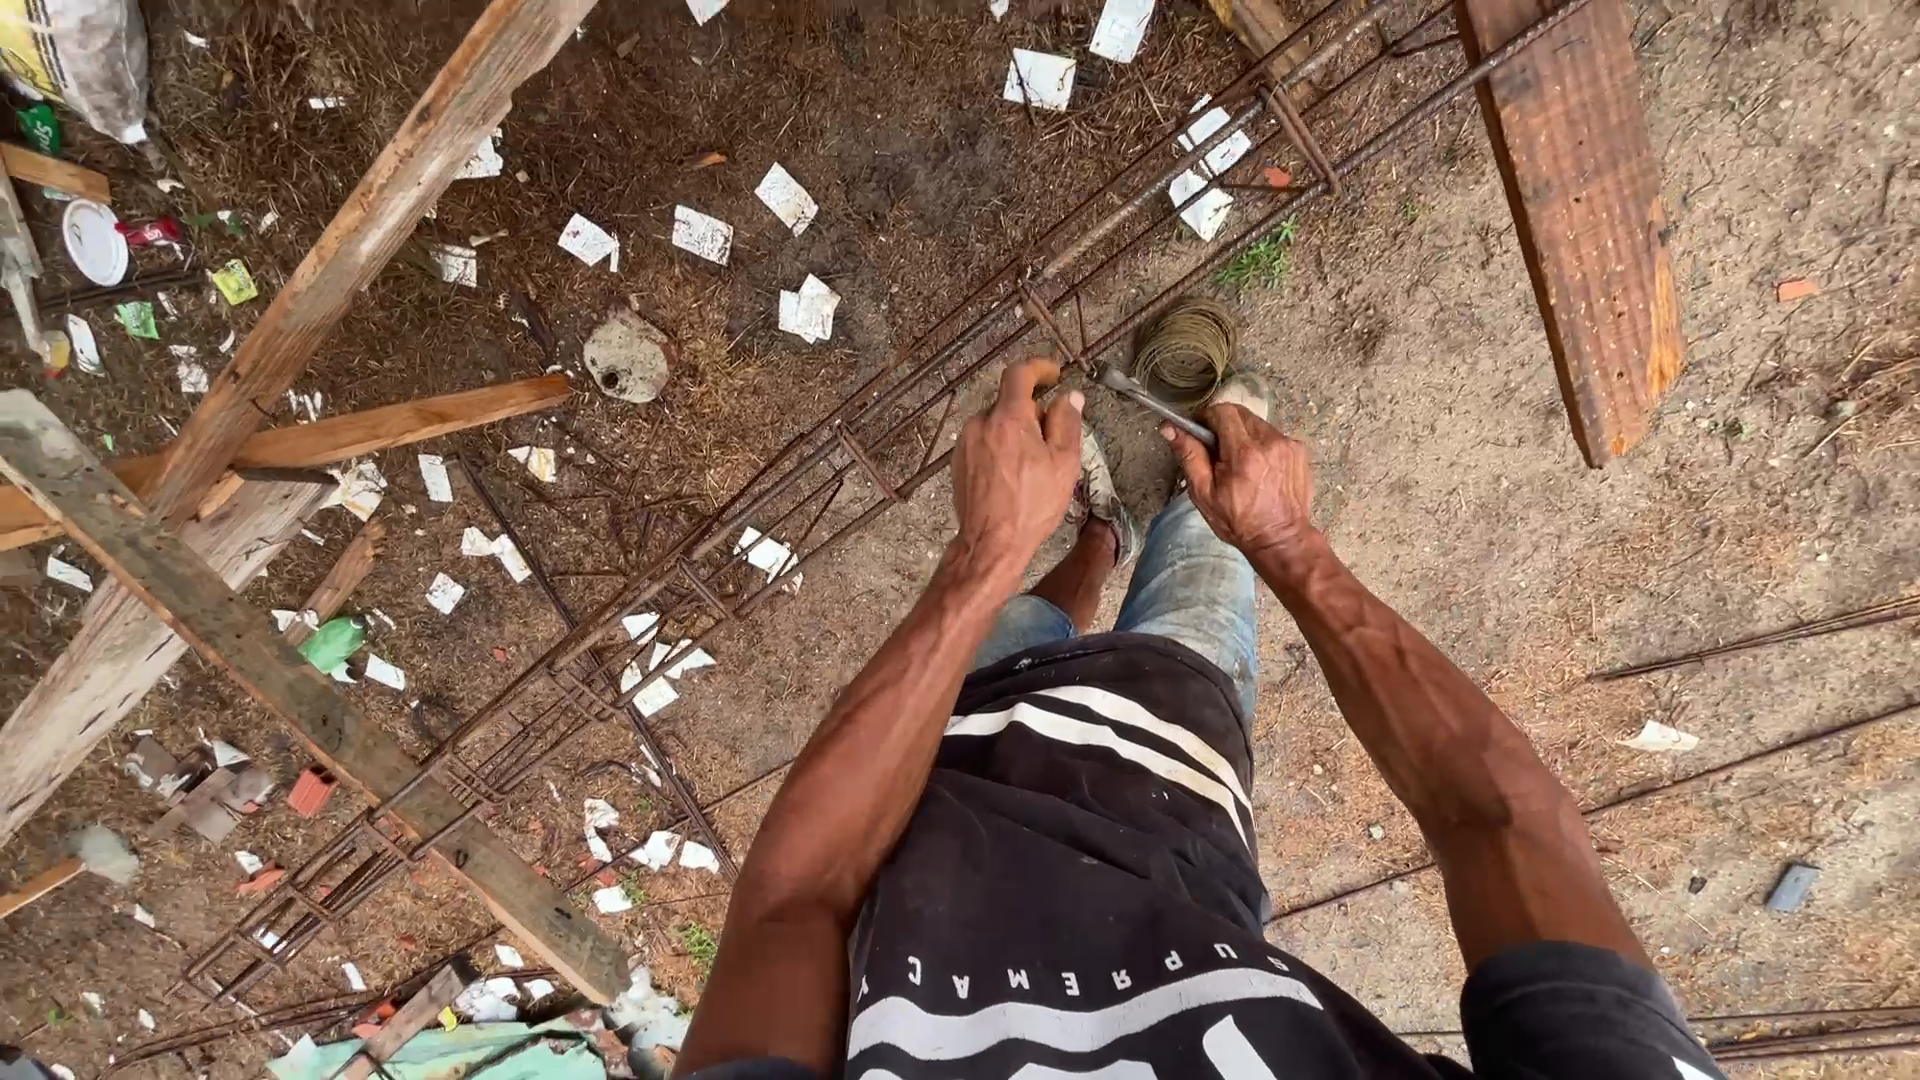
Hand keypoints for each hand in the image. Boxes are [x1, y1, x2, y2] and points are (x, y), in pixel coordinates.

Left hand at [951, 355, 1083, 570]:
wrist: (990, 541)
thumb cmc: (1030, 506)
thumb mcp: (1064, 464)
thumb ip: (1067, 422)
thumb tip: (1069, 397)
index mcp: (1008, 418)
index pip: (1020, 373)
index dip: (1040, 368)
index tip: (1053, 375)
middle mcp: (981, 423)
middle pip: (1010, 402)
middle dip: (1032, 413)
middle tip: (1051, 441)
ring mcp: (965, 442)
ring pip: (997, 423)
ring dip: (1015, 433)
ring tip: (1032, 466)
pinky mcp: (959, 460)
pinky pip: (984, 441)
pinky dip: (1000, 447)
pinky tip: (1012, 475)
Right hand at [1163, 404, 1313, 556]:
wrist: (1280, 538)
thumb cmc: (1239, 521)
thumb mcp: (1204, 493)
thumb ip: (1189, 456)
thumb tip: (1170, 430)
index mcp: (1243, 453)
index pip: (1222, 412)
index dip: (1206, 417)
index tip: (1200, 432)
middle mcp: (1270, 442)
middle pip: (1240, 413)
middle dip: (1223, 425)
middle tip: (1216, 450)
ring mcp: (1288, 445)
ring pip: (1256, 423)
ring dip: (1242, 435)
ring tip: (1237, 463)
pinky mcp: (1298, 450)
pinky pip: (1272, 435)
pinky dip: (1260, 444)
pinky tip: (1256, 468)